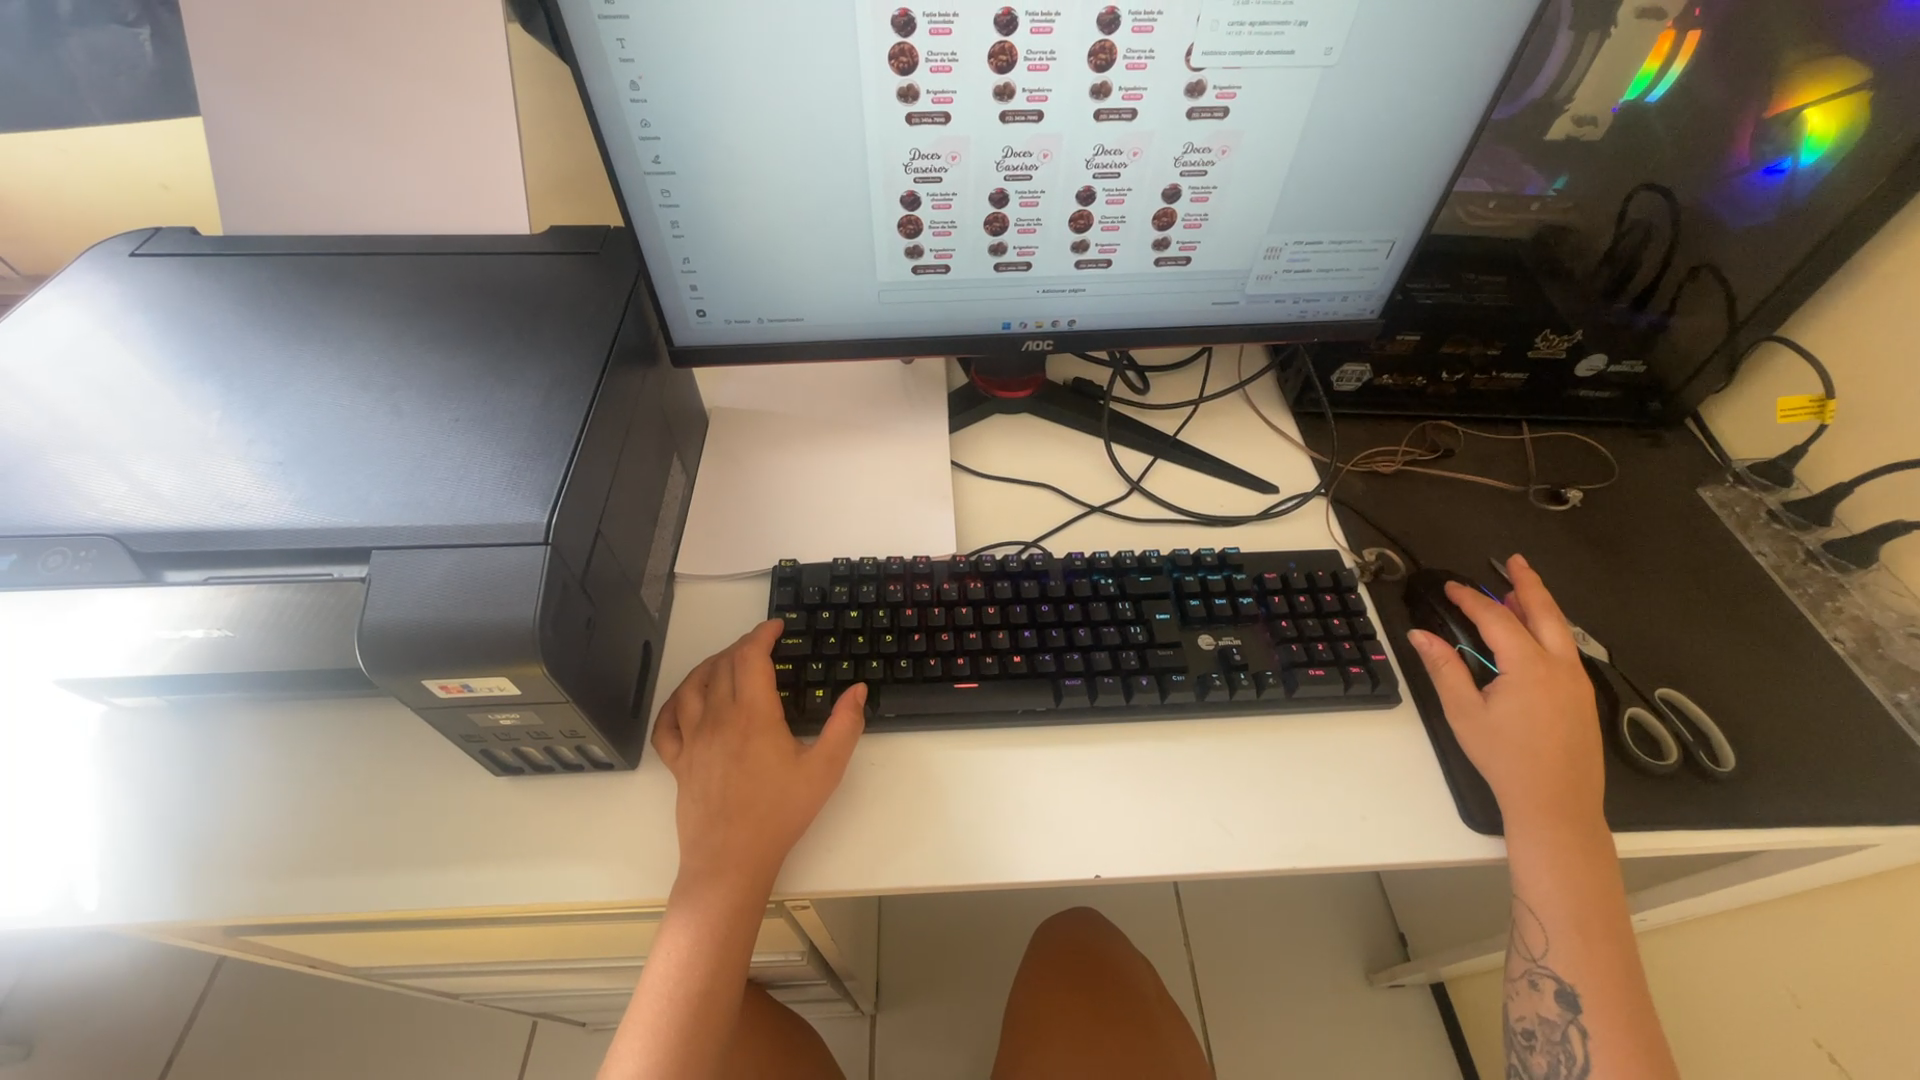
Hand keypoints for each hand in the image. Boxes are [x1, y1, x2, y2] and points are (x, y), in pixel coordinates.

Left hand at [651, 619, 865, 895]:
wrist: (731, 861)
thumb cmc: (780, 814)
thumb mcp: (825, 770)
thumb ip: (845, 725)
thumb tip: (857, 689)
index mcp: (753, 715)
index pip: (750, 657)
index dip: (761, 634)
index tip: (775, 627)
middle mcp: (717, 719)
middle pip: (722, 666)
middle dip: (742, 646)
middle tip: (761, 644)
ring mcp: (692, 741)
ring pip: (692, 686)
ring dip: (711, 665)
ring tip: (728, 661)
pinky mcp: (677, 763)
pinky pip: (667, 722)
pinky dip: (675, 702)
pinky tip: (687, 699)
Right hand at [1406, 554, 1604, 831]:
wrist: (1556, 803)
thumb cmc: (1504, 758)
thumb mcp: (1464, 713)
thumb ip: (1444, 668)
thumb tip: (1421, 635)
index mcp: (1529, 667)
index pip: (1497, 619)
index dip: (1472, 599)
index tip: (1451, 587)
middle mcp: (1560, 667)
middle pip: (1545, 613)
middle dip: (1527, 584)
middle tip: (1514, 562)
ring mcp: (1578, 683)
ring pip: (1562, 630)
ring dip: (1540, 606)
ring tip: (1520, 592)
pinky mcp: (1583, 698)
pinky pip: (1566, 650)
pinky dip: (1549, 630)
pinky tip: (1533, 636)